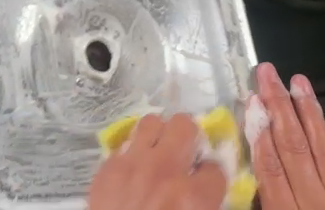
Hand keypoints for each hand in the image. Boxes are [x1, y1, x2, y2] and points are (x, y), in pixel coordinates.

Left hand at [88, 113, 227, 209]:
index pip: (216, 170)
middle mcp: (165, 171)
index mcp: (193, 198)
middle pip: (184, 126)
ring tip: (159, 152)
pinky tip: (134, 170)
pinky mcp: (108, 166)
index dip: (212, 178)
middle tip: (186, 156)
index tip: (207, 184)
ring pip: (151, 122)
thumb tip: (206, 197)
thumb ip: (203, 207)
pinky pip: (125, 144)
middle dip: (190, 139)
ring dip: (159, 136)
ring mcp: (133, 164)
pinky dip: (133, 154)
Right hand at [247, 63, 324, 209]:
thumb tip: (240, 171)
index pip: (271, 168)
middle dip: (280, 107)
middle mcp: (318, 207)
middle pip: (296, 150)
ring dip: (312, 116)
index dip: (259, 132)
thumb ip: (260, 201)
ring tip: (300, 82)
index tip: (252, 97)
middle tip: (268, 72)